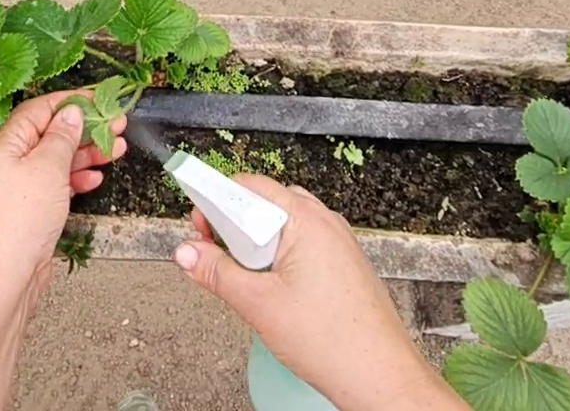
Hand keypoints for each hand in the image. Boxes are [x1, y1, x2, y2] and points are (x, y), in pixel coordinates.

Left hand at [0, 90, 126, 292]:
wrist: (4, 279)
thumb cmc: (19, 221)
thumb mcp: (48, 168)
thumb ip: (62, 136)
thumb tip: (71, 112)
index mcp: (5, 142)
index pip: (40, 109)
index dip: (72, 102)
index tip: (101, 100)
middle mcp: (9, 160)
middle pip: (51, 133)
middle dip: (85, 129)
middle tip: (117, 125)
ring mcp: (18, 185)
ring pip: (57, 159)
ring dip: (86, 153)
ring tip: (116, 150)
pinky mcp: (29, 208)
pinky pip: (56, 183)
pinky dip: (76, 178)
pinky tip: (95, 178)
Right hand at [173, 175, 468, 410]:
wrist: (383, 382)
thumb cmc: (333, 343)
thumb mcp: (258, 304)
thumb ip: (216, 272)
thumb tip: (186, 252)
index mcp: (305, 219)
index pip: (250, 187)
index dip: (217, 201)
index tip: (197, 223)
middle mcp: (325, 221)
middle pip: (266, 203)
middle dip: (234, 223)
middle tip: (213, 250)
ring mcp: (338, 242)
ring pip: (283, 225)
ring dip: (256, 241)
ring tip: (242, 272)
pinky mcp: (344, 263)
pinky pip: (302, 242)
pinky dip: (279, 254)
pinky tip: (271, 285)